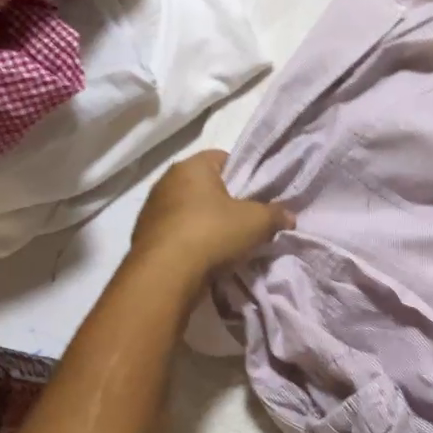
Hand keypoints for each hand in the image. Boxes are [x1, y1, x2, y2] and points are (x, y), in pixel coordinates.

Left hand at [131, 151, 290, 282]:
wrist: (165, 275)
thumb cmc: (213, 233)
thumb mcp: (257, 222)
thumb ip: (276, 214)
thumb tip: (289, 216)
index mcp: (192, 166)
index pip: (223, 158)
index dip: (244, 174)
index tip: (256, 194)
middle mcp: (166, 180)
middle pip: (204, 185)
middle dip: (224, 200)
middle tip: (245, 220)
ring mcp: (151, 209)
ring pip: (188, 209)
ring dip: (204, 222)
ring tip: (224, 242)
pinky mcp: (143, 236)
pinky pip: (175, 232)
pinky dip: (189, 240)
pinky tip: (203, 257)